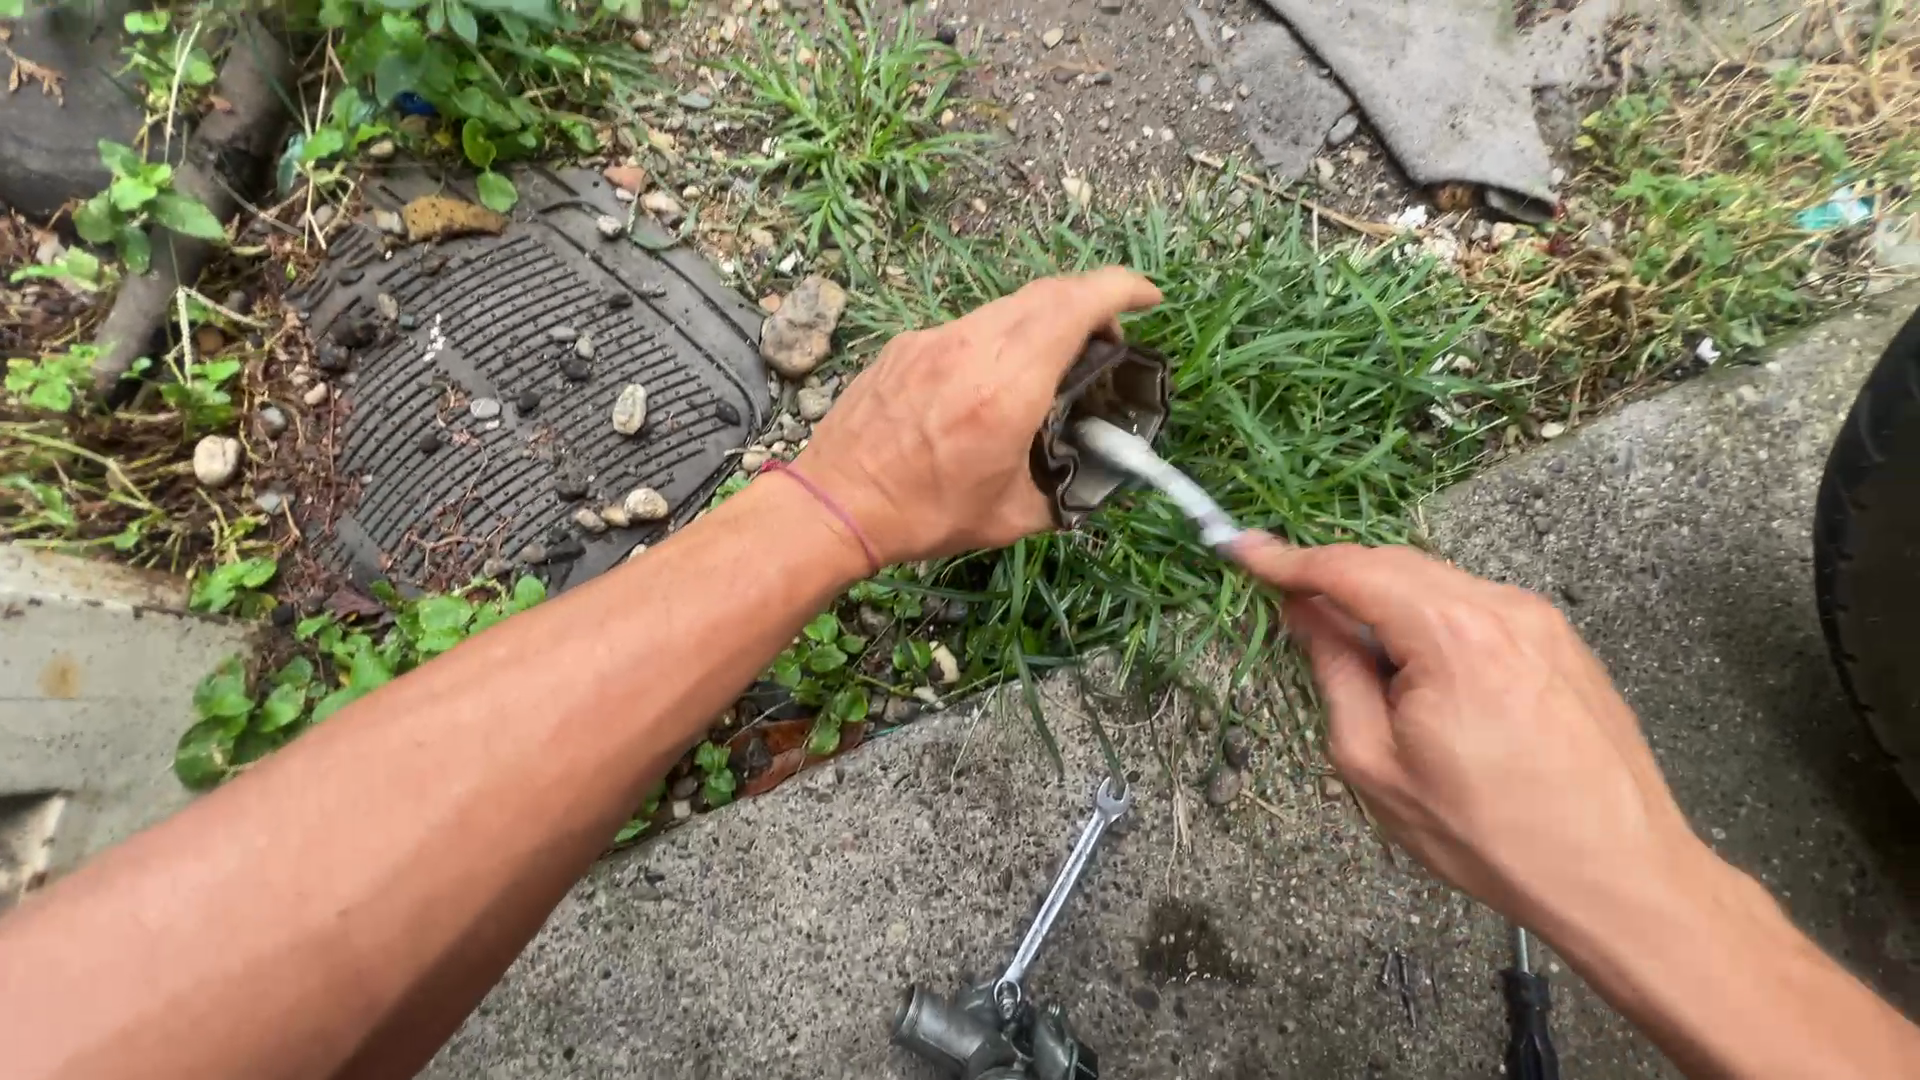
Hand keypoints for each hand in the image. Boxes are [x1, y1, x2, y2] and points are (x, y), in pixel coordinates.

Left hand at [794, 268, 1162, 564]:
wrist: (835, 503)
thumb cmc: (923, 516)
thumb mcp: (1008, 518)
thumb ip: (1062, 492)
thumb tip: (1091, 479)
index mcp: (1007, 388)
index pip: (1076, 306)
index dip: (1123, 289)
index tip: (1149, 299)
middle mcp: (972, 348)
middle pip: (1048, 293)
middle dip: (1091, 303)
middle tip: (1107, 340)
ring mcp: (934, 339)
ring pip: (1007, 305)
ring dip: (1044, 319)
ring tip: (1052, 361)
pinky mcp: (906, 344)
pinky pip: (969, 326)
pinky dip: (999, 336)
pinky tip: (991, 377)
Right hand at [1231, 534, 1710, 930]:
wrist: (1622, 879)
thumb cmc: (1486, 833)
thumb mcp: (1372, 760)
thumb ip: (1333, 671)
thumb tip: (1304, 613)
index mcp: (1451, 636)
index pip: (1348, 571)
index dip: (1284, 559)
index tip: (1241, 549)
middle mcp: (1501, 609)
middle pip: (1388, 564)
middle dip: (1329, 576)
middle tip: (1282, 601)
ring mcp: (1538, 620)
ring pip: (1428, 580)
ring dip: (1375, 598)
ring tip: (1348, 647)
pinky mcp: (1557, 639)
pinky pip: (1467, 602)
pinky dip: (1419, 613)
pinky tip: (1407, 659)